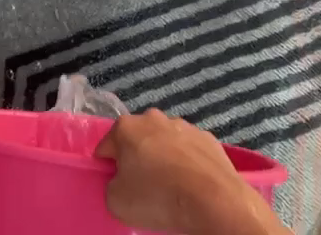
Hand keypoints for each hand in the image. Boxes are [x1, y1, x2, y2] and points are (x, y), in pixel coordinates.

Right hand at [93, 110, 289, 234]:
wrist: (214, 202)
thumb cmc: (158, 198)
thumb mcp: (117, 202)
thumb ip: (111, 186)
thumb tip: (121, 182)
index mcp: (125, 127)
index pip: (106, 147)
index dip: (107, 167)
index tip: (116, 186)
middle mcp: (152, 118)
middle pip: (137, 140)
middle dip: (137, 159)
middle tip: (144, 188)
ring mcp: (183, 125)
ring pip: (165, 143)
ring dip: (164, 159)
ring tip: (173, 189)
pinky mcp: (208, 138)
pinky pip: (190, 151)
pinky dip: (188, 164)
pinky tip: (193, 185)